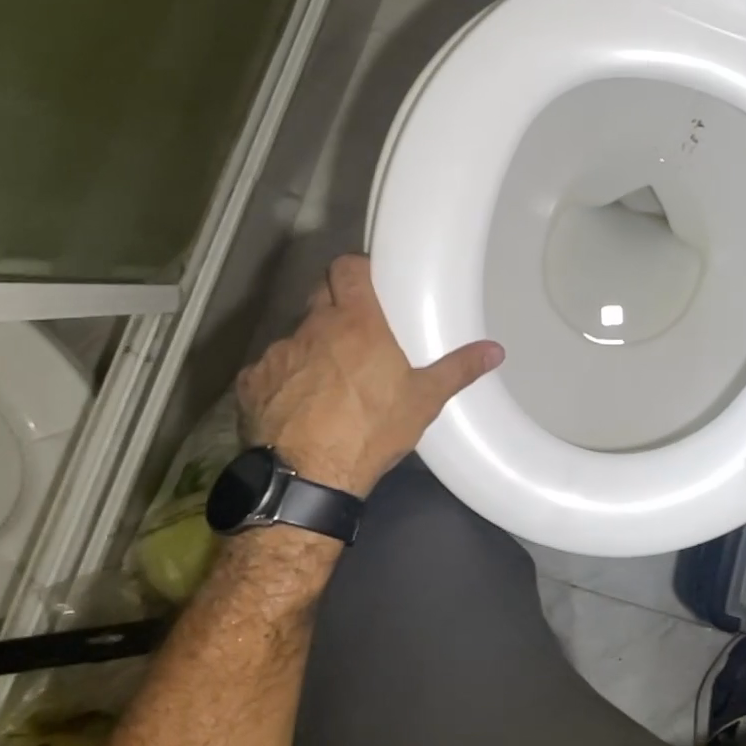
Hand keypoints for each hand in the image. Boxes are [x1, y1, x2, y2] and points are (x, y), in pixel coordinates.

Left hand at [236, 254, 503, 497]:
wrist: (307, 477)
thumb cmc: (372, 429)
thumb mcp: (424, 400)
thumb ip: (458, 369)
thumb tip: (495, 350)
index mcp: (356, 321)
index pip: (347, 268)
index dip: (357, 270)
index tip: (370, 283)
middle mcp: (311, 327)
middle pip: (318, 295)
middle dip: (335, 305)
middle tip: (357, 331)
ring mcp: (276, 354)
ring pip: (295, 336)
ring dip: (311, 346)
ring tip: (328, 378)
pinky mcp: (249, 384)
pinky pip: (269, 370)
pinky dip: (284, 379)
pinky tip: (297, 405)